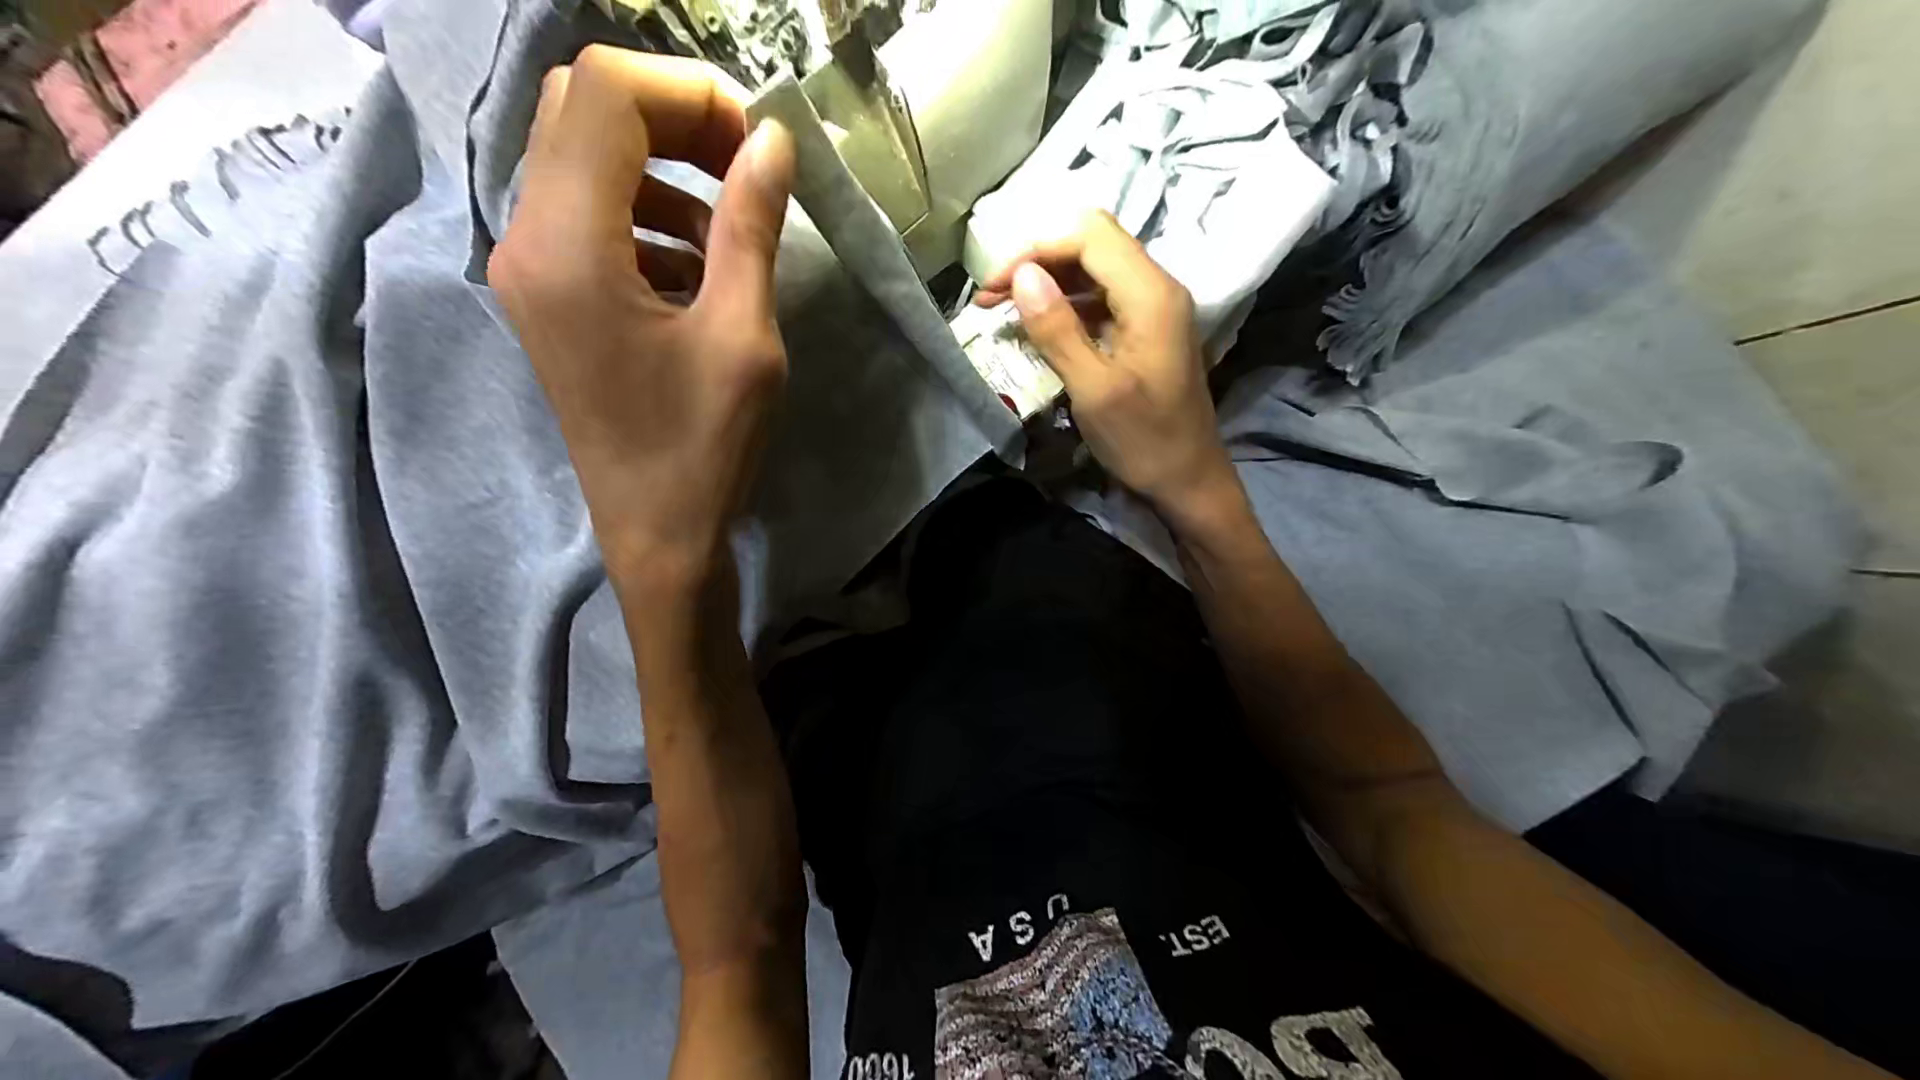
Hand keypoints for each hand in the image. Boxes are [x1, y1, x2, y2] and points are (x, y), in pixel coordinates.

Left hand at [488, 47, 795, 598]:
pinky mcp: (546, 297)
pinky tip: (696, 266)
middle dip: (673, 119)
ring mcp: (527, 269)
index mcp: (568, 245)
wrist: (656, 534)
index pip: (606, 93)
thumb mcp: (744, 337)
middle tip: (744, 167)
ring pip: (580, 156)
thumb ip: (750, 227)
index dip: (690, 93)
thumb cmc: (704, 447)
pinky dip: (644, 212)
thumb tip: (770, 142)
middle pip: (581, 109)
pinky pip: (586, 213)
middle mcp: (525, 238)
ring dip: (661, 166)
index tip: (759, 142)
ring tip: (729, 221)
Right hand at [975, 210, 1241, 529]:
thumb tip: (1022, 275)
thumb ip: (1058, 329)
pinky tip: (1039, 326)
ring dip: (1048, 282)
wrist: (1188, 482)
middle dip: (1038, 261)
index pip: (1089, 236)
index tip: (994, 286)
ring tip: (1004, 310)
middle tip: (993, 296)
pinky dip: (1065, 305)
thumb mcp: (1094, 390)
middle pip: (1092, 244)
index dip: (1036, 250)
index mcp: (1151, 294)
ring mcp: (1154, 308)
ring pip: (1094, 270)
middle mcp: (1157, 288)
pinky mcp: (1145, 329)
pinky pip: (1101, 299)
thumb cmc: (1144, 441)